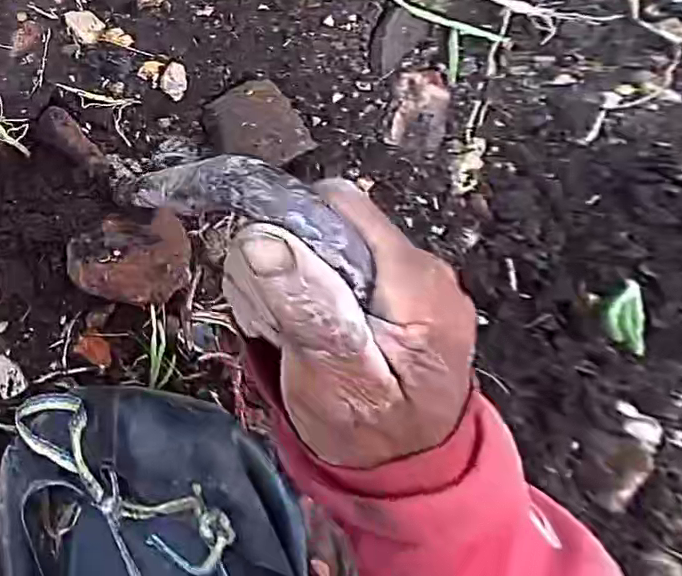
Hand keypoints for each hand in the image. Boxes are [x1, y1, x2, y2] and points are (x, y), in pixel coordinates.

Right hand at [222, 179, 475, 468]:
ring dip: (287, 277)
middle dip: (285, 259)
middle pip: (325, 220)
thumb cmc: (371, 435)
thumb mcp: (334, 378)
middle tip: (278, 317)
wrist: (403, 478)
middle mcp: (418, 265)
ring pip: (319, 238)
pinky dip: (303, 286)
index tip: (274, 278)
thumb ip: (306, 309)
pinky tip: (300, 325)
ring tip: (288, 328)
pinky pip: (330, 260)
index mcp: (416, 279)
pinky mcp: (390, 286)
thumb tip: (264, 238)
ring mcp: (406, 275)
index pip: (337, 203)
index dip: (293, 228)